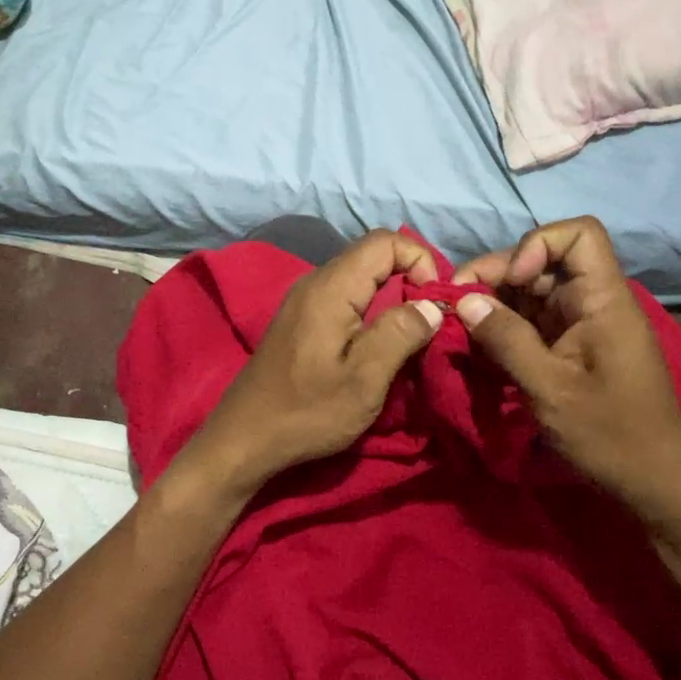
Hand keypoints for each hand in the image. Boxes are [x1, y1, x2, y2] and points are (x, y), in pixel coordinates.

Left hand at [183, 229, 445, 498]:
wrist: (245, 438)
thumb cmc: (307, 412)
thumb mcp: (363, 380)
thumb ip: (399, 335)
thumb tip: (430, 306)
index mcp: (330, 288)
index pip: (384, 241)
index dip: (420, 259)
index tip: (435, 301)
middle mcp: (314, 283)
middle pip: (372, 255)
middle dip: (411, 277)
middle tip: (432, 320)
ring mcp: (304, 301)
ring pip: (359, 277)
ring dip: (392, 296)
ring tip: (413, 334)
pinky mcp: (301, 321)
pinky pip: (344, 297)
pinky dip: (371, 310)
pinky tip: (380, 344)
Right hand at [450, 217, 680, 530]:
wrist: (654, 486)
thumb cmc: (610, 435)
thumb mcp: (549, 389)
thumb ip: (505, 339)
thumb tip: (465, 300)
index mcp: (604, 301)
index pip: (578, 234)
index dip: (537, 244)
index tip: (512, 282)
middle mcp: (594, 303)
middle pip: (544, 260)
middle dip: (498, 274)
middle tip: (457, 303)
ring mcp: (583, 325)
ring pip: (533, 289)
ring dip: (495, 301)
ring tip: (461, 325)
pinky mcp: (572, 347)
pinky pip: (533, 319)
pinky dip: (504, 325)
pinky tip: (479, 344)